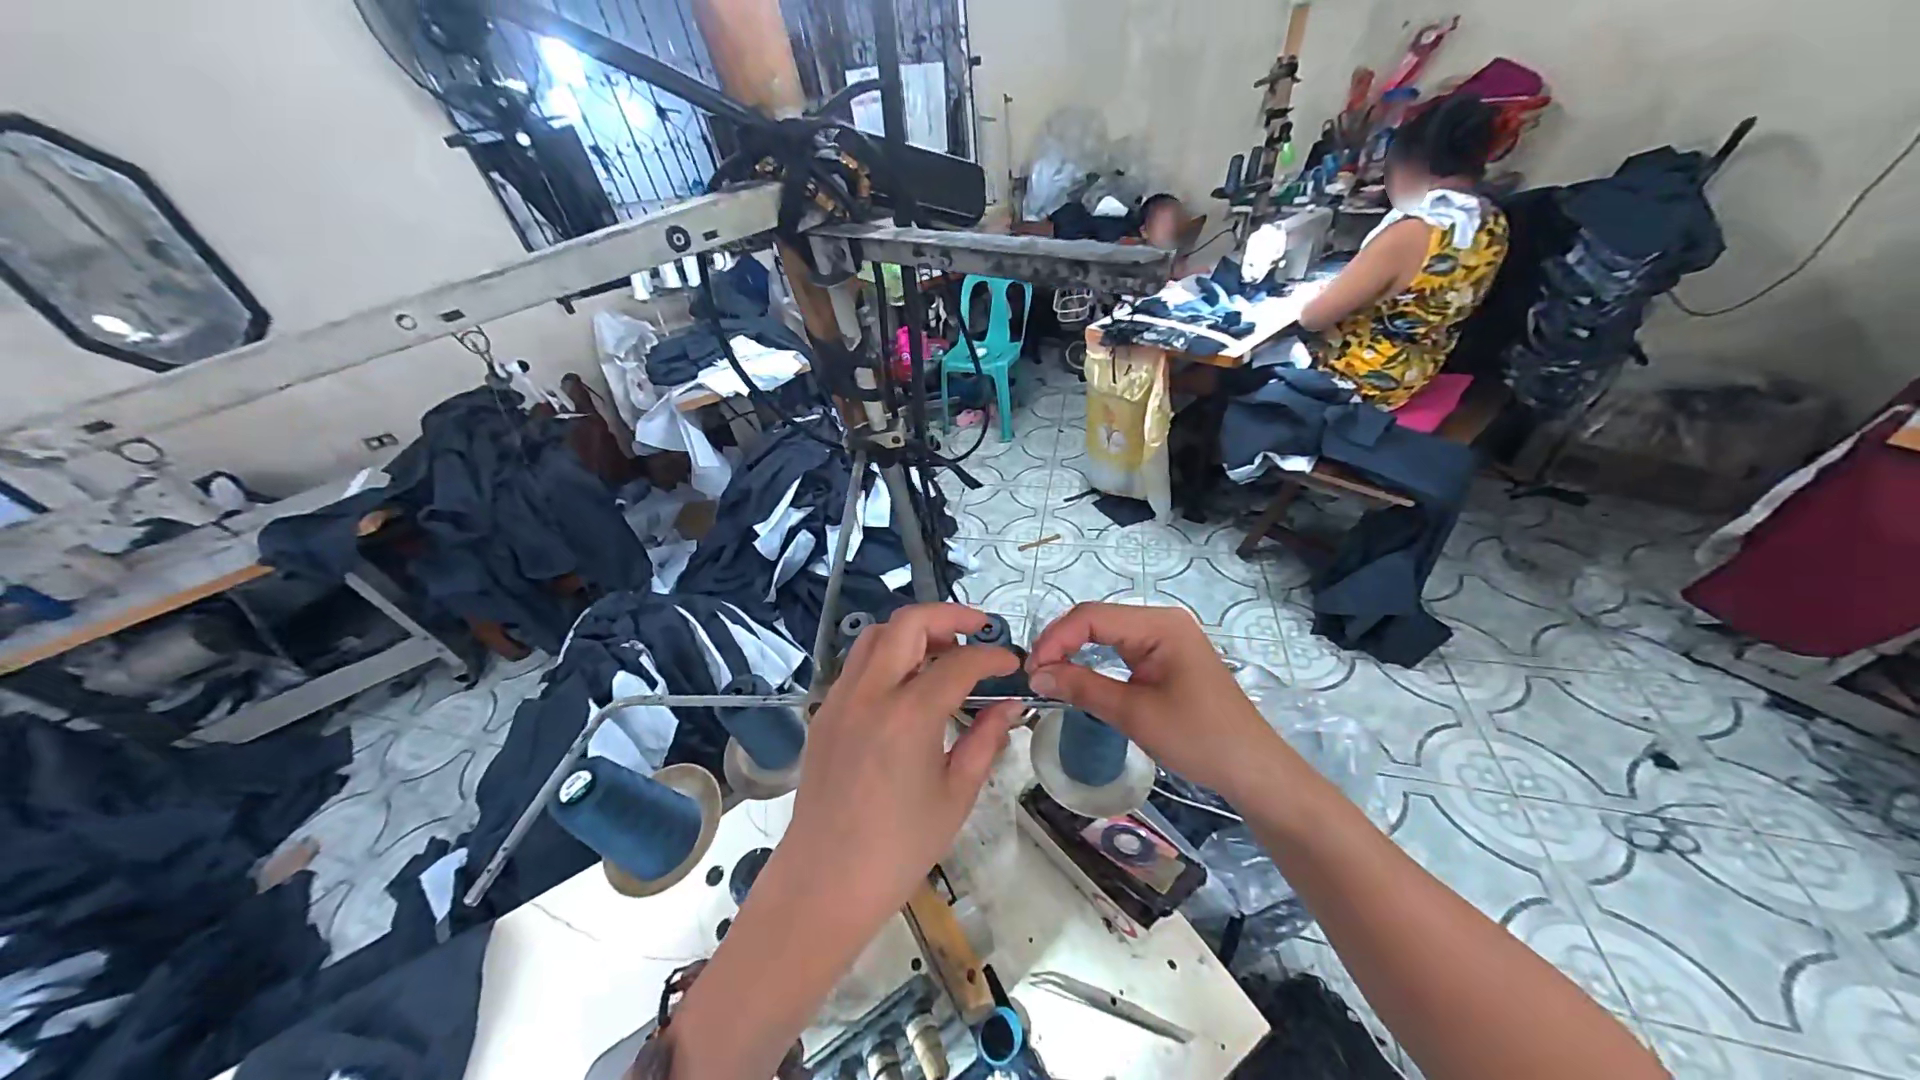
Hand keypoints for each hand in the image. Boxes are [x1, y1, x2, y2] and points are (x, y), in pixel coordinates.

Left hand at [781, 603, 1023, 919]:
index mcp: (908, 716)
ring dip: (913, 631)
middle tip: (978, 631)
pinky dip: (888, 655)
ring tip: (943, 652)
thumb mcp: (955, 794)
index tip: (1011, 663)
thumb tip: (1009, 706)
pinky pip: (857, 664)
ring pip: (876, 635)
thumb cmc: (899, 848)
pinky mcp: (824, 712)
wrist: (824, 881)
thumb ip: (985, 740)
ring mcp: (840, 699)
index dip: (992, 657)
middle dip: (949, 616)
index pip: (960, 663)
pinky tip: (907, 684)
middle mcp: (870, 693)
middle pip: (909, 623)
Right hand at [1026, 602, 1291, 801]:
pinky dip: (1095, 661)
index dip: (1056, 639)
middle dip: (1062, 643)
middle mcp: (1162, 621)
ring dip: (1076, 651)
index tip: (1032, 672)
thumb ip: (1082, 688)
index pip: (1091, 616)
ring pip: (1107, 633)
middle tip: (1036, 676)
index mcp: (1159, 624)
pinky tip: (1078, 676)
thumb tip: (1037, 676)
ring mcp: (1166, 638)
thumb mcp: (1134, 713)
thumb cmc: (1198, 738)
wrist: (1252, 769)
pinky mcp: (1166, 657)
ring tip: (1050, 677)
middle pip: (1097, 620)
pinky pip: (1121, 649)